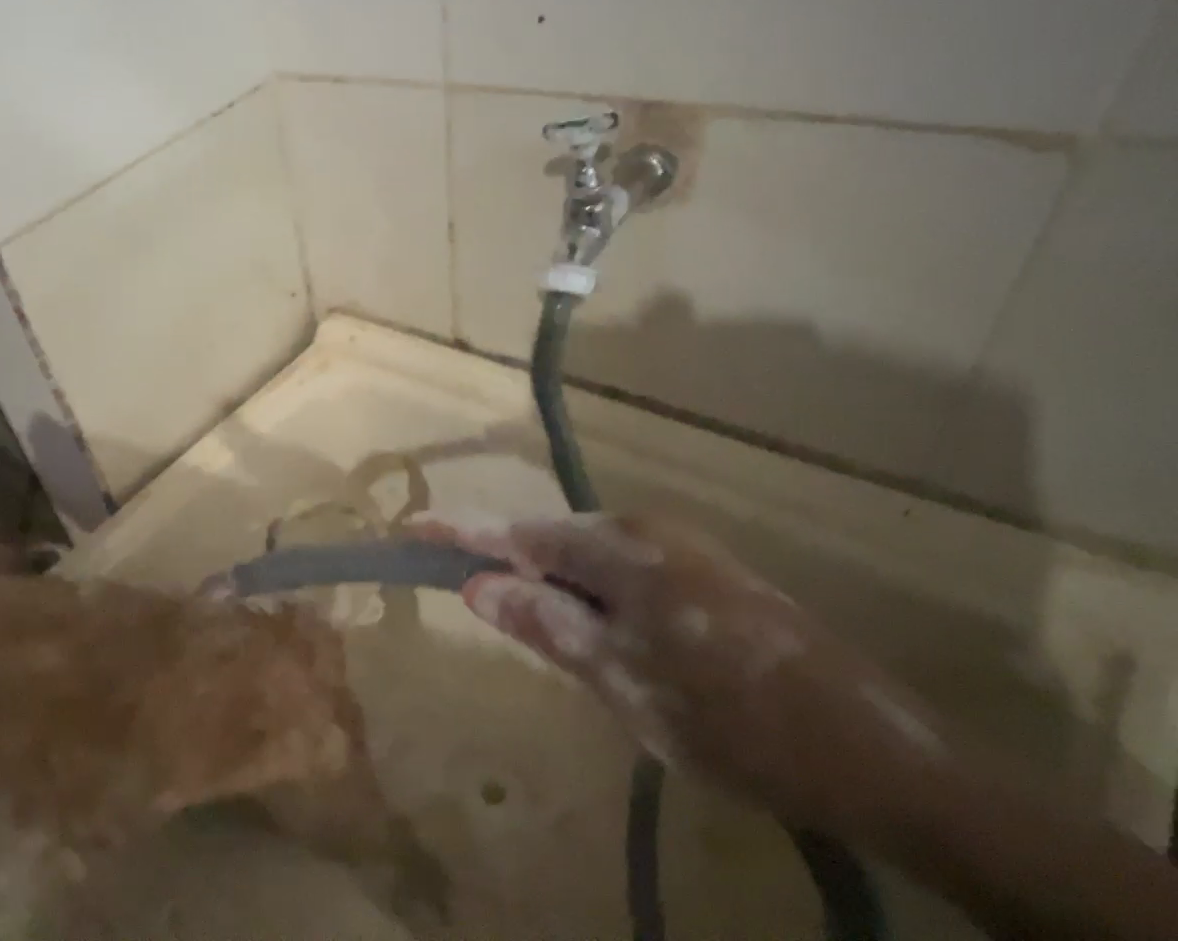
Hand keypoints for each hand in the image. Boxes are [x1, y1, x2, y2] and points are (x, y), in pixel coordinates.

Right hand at [419, 513, 952, 832]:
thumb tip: (475, 583)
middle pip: (556, 542)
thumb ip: (544, 622)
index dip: (462, 534)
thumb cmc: (726, 716)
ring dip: (557, 590)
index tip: (411, 529)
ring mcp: (690, 556)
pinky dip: (597, 604)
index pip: (519, 532)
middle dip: (512, 566)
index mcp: (623, 547)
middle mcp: (654, 534)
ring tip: (532, 628)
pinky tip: (601, 641)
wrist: (872, 754)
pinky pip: (629, 581)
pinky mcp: (714, 585)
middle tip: (475, 599)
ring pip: (594, 565)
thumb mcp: (617, 676)